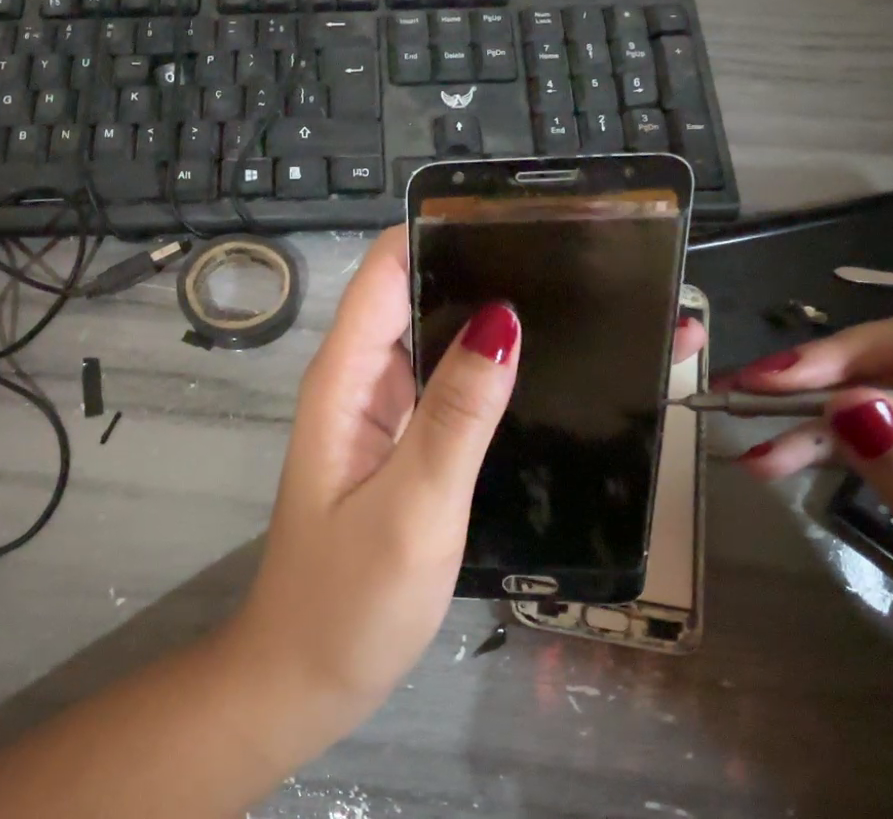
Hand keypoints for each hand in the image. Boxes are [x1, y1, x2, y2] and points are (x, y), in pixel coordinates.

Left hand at [223, 227, 706, 727]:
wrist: (307, 678)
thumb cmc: (349, 599)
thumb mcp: (412, 506)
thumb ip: (455, 415)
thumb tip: (504, 320)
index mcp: (346, 377)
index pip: (386, 267)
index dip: (443, 228)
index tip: (522, 215)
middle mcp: (362, 381)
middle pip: (419, 294)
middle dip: (487, 270)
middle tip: (580, 261)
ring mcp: (384, 414)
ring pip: (439, 342)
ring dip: (496, 323)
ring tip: (585, 305)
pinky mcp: (405, 447)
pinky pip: (449, 391)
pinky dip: (491, 375)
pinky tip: (549, 374)